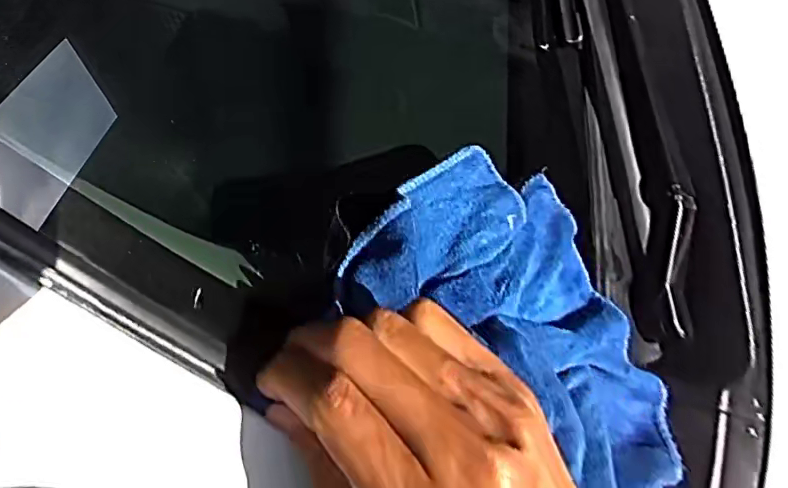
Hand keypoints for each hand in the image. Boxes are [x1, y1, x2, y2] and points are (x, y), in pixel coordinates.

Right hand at [258, 299, 574, 487]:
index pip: (334, 399)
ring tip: (343, 362)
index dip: (286, 375)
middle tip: (294, 363)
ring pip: (389, 321)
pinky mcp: (517, 387)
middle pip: (355, 345)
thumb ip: (326, 469)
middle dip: (307, 344)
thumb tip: (284, 404)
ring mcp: (500, 411)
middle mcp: (469, 448)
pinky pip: (435, 318)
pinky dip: (399, 327)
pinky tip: (392, 357)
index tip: (270, 378)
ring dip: (350, 333)